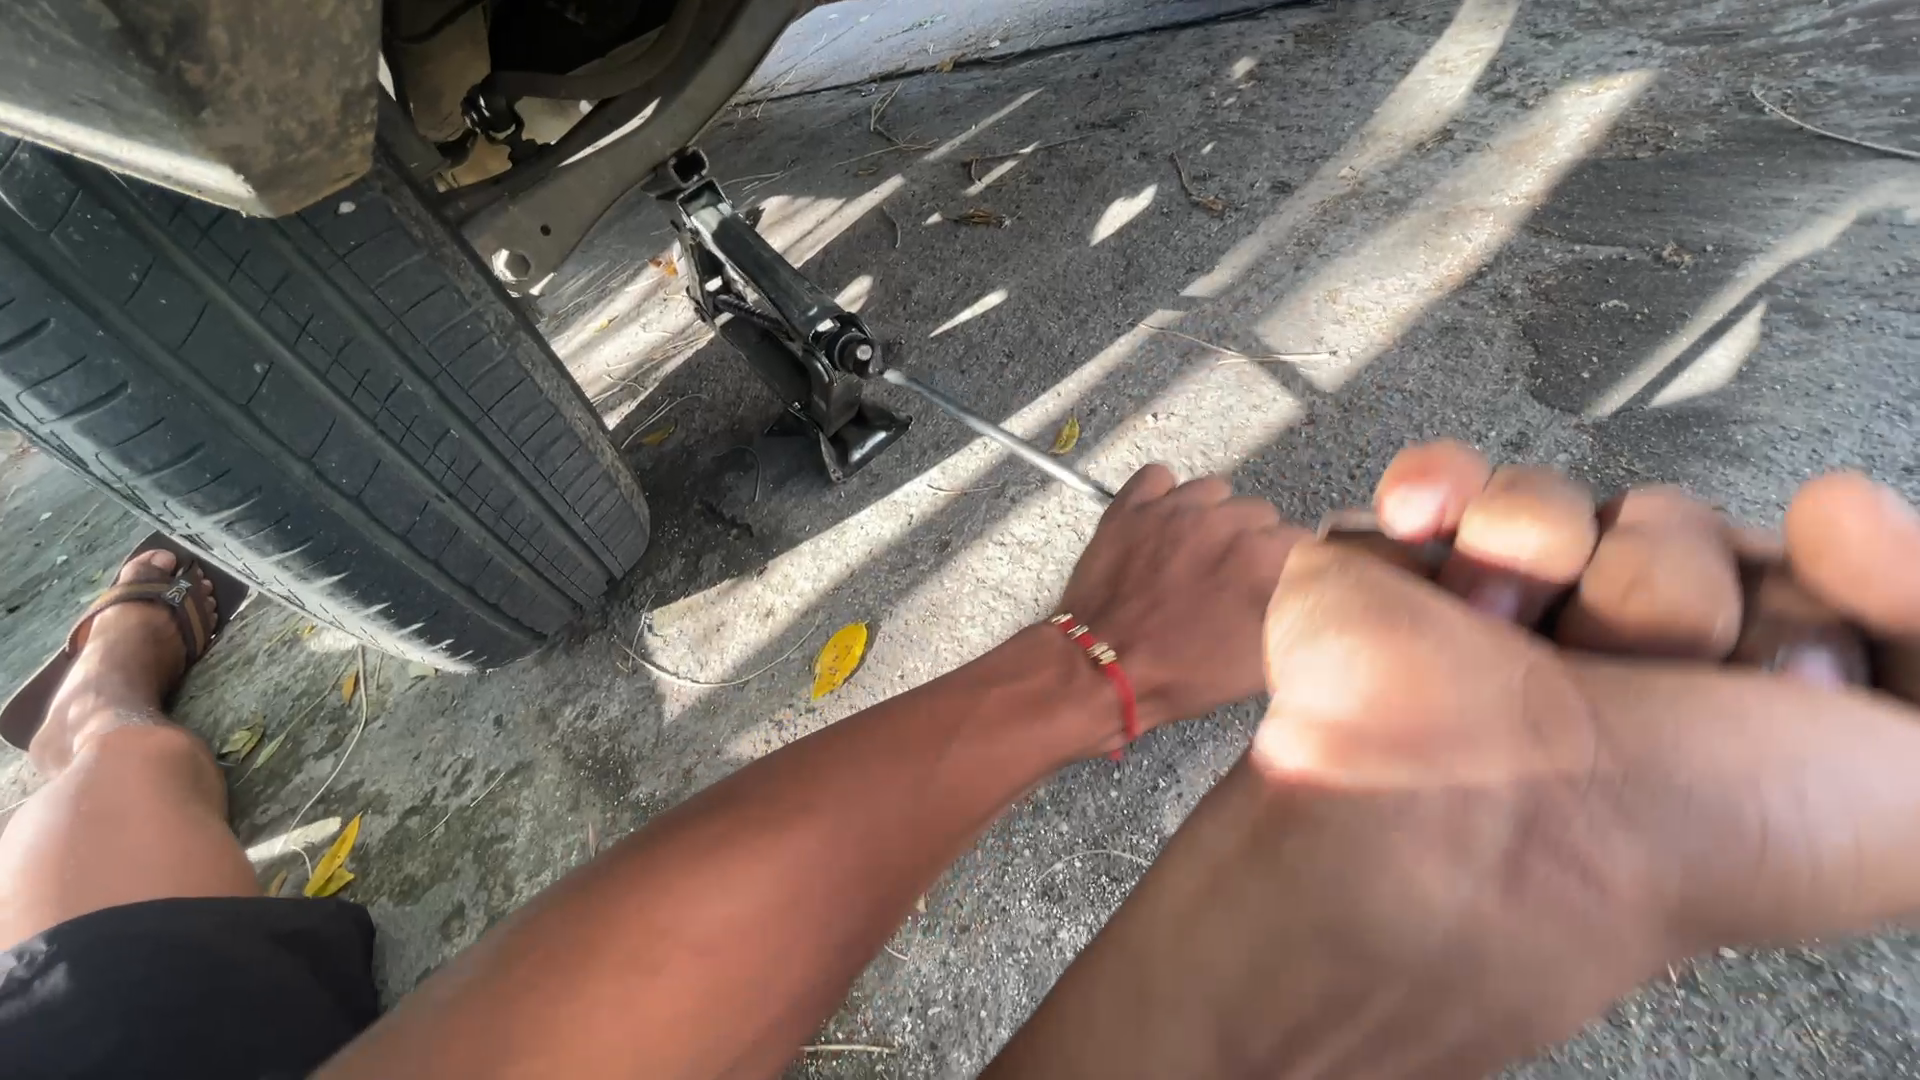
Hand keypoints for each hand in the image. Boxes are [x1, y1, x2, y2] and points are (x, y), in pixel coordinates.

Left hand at [1055, 467, 1306, 734]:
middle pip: (1257, 512)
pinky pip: (1157, 476)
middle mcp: (1223, 522)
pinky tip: (1158, 522)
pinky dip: (1160, 494)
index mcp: (1262, 558)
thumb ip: (1294, 614)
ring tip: (1191, 548)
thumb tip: (1311, 593)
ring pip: (1211, 490)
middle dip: (1248, 539)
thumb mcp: (1261, 660)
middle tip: (1225, 573)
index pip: (1299, 540)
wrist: (1102, 669)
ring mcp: (1173, 510)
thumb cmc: (1182, 673)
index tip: (1270, 581)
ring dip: (1209, 513)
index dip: (1286, 564)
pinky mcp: (1130, 507)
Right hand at [1248, 444, 1919, 1068]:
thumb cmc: (1684, 833)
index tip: (1759, 697)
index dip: (1795, 622)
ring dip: (1537, 546)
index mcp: (1713, 692)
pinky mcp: (1386, 566)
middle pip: (1666, 519)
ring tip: (1494, 627)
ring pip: (1548, 492)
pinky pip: (1433, 471)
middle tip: (1606, 677)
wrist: (1476, 817)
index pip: (1792, 569)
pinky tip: (1428, 528)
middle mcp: (1591, 644)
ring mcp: (1481, 599)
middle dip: (1655, 589)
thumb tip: (1832, 504)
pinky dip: (1434, 484)